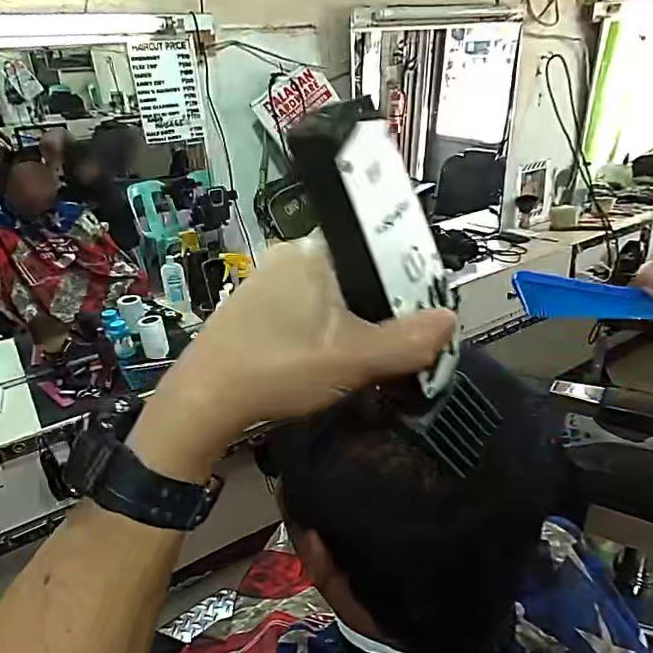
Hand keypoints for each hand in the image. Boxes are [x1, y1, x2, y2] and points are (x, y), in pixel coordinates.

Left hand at [132, 236, 455, 478]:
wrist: (204, 402)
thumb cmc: (279, 368)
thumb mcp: (355, 358)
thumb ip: (408, 341)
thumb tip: (448, 322)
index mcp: (315, 250)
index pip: (380, 252)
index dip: (407, 287)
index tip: (418, 322)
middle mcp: (290, 255)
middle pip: (358, 278)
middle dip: (380, 314)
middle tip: (392, 351)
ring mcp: (267, 282)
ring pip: (332, 299)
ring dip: (353, 328)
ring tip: (359, 363)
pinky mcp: (254, 309)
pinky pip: (306, 313)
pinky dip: (324, 335)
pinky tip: (321, 364)